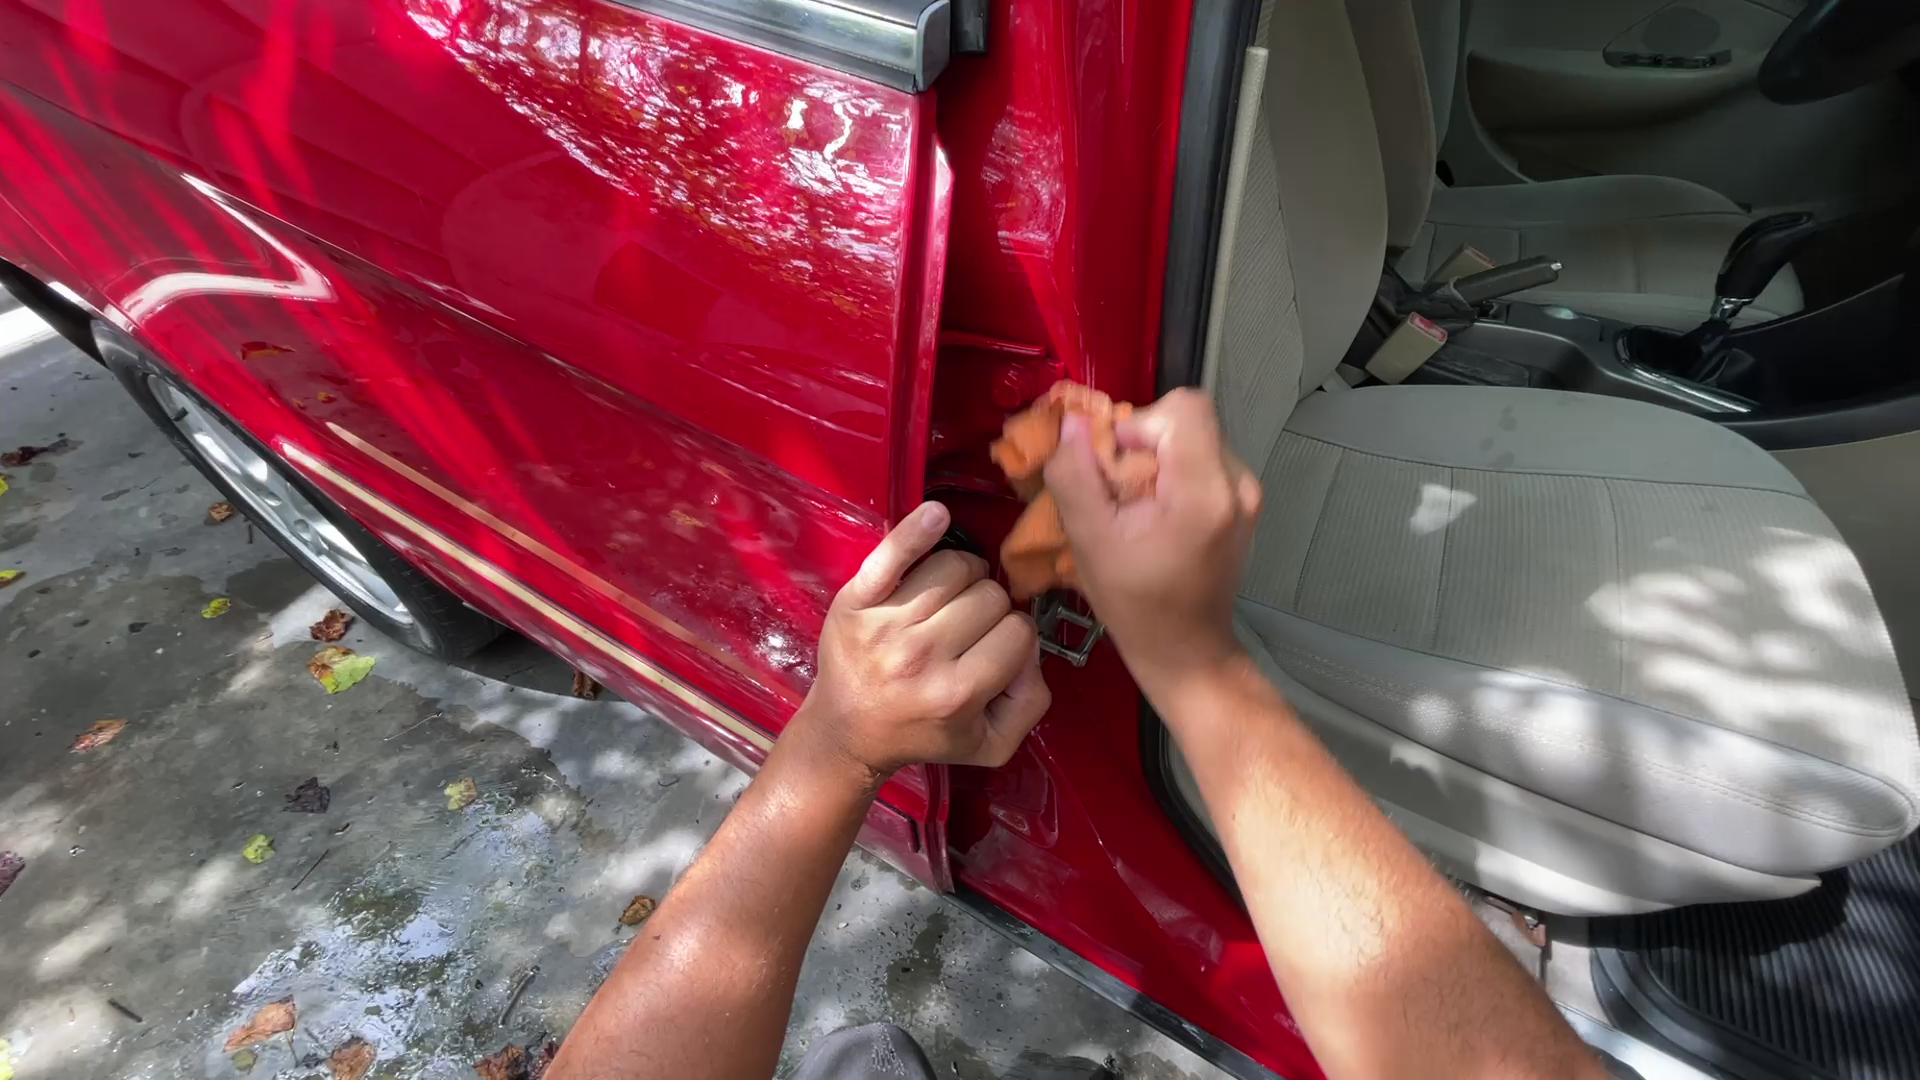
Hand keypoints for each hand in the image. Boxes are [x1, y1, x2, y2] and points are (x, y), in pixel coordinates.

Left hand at [793, 501, 1051, 782]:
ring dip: (965, 574)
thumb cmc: (922, 732)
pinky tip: (937, 515)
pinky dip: (917, 530)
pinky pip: (892, 553)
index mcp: (957, 694)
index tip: (996, 645)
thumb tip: (1031, 643)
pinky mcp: (856, 601)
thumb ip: (1032, 701)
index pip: (1018, 631)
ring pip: (955, 568)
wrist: (847, 729)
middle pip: (989, 596)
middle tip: (970, 626)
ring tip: (953, 594)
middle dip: (990, 606)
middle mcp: (921, 657)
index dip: (1015, 634)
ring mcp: (885, 624)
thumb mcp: (991, 744)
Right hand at [1044, 388, 1260, 697]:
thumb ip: (1075, 477)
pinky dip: (1173, 472)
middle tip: (1119, 490)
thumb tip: (1071, 423)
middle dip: (1143, 442)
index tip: (1115, 466)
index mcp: (1205, 492)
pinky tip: (1156, 513)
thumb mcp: (1090, 542)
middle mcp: (1238, 483)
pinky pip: (1202, 458)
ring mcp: (1247, 492)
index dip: (1138, 422)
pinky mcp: (1243, 501)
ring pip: (1194, 436)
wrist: (1186, 648)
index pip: (1183, 408)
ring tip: (1137, 505)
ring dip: (1156, 457)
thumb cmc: (1134, 603)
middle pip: (1187, 419)